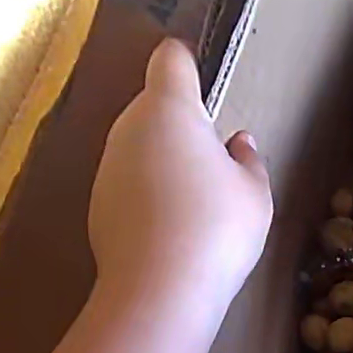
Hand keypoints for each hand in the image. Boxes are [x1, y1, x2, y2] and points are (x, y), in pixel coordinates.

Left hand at [89, 39, 272, 306]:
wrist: (160, 292)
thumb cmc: (217, 230)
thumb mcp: (255, 194)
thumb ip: (249, 160)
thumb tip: (237, 143)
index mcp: (169, 110)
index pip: (171, 59)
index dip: (190, 64)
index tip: (207, 85)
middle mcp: (128, 129)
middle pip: (154, 109)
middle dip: (182, 127)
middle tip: (215, 168)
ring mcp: (107, 169)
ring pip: (139, 150)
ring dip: (164, 164)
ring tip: (195, 209)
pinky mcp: (97, 208)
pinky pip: (128, 187)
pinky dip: (147, 198)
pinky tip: (171, 234)